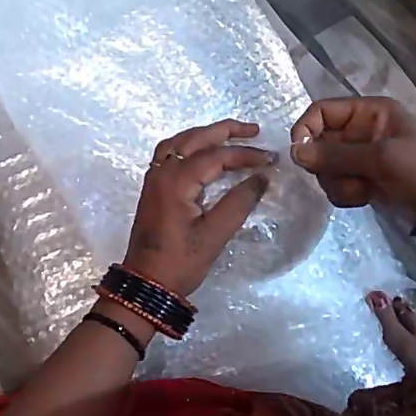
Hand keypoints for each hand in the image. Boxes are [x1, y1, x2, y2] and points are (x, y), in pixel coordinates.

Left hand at [122, 119, 273, 298]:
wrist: (146, 283)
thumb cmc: (180, 262)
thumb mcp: (215, 235)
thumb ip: (239, 203)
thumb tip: (262, 178)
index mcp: (176, 181)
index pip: (216, 156)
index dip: (245, 155)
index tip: (270, 160)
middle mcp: (162, 172)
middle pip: (195, 138)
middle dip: (225, 131)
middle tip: (254, 131)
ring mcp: (154, 178)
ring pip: (180, 142)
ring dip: (205, 134)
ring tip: (231, 135)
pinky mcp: (152, 188)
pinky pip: (169, 153)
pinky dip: (189, 145)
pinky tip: (204, 152)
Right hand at [289, 97, 415, 218]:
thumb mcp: (381, 157)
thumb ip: (336, 155)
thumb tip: (295, 153)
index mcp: (367, 112)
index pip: (321, 111)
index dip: (306, 129)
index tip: (300, 154)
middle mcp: (359, 131)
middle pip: (319, 143)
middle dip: (327, 165)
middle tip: (345, 176)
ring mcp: (360, 157)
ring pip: (325, 169)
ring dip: (338, 183)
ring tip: (363, 190)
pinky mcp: (362, 180)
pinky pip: (337, 185)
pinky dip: (347, 194)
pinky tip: (366, 198)